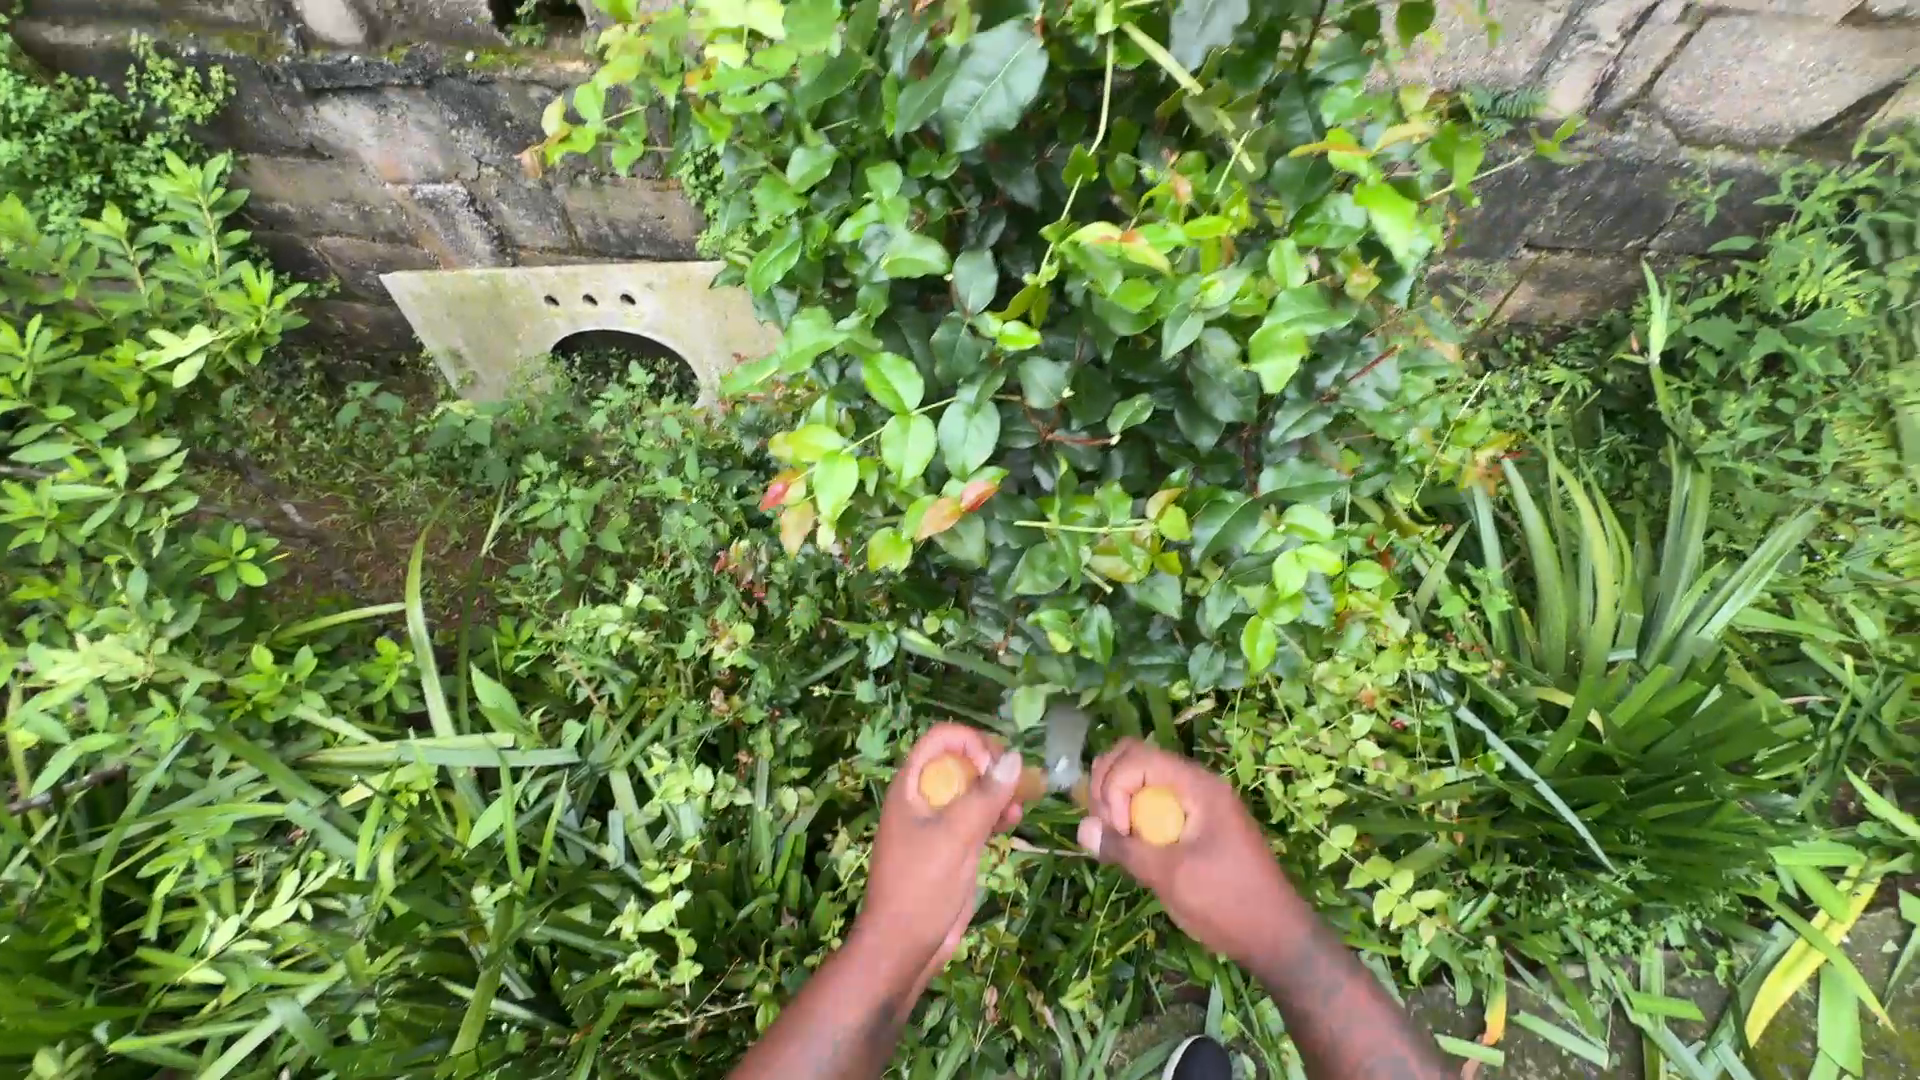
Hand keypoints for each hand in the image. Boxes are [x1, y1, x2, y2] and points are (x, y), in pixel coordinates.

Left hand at [855, 724, 1025, 987]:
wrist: (904, 946)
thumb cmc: (920, 886)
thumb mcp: (955, 837)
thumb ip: (984, 797)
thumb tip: (1014, 758)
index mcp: (911, 785)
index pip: (940, 739)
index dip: (969, 742)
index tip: (992, 765)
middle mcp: (924, 797)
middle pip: (960, 760)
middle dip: (990, 765)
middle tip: (1015, 780)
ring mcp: (939, 822)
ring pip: (972, 789)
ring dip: (998, 791)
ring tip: (1020, 804)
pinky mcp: (953, 845)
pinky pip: (977, 816)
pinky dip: (996, 813)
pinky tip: (1014, 820)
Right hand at [1075, 739, 1297, 963]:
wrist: (1279, 939)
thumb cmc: (1227, 903)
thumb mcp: (1171, 877)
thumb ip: (1124, 849)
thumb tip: (1081, 829)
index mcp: (1197, 785)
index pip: (1136, 757)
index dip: (1114, 787)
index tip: (1118, 831)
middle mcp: (1196, 783)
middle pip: (1134, 758)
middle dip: (1108, 786)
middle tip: (1108, 828)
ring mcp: (1197, 801)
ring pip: (1141, 778)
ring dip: (1118, 801)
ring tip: (1118, 839)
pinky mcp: (1195, 821)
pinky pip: (1154, 801)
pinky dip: (1134, 815)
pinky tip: (1133, 845)